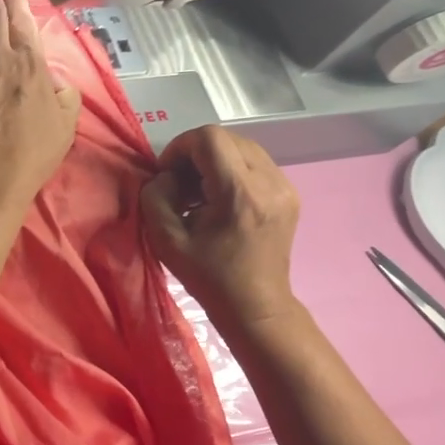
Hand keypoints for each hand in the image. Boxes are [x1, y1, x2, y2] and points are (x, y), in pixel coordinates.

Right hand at [141, 126, 300, 328]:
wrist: (256, 306)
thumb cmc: (209, 276)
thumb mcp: (165, 239)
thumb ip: (156, 197)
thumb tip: (167, 176)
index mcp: (240, 194)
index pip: (209, 138)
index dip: (179, 147)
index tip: (167, 174)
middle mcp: (269, 183)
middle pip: (226, 138)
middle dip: (194, 152)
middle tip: (180, 183)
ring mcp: (284, 186)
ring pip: (241, 146)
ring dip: (212, 159)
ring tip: (199, 191)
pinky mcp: (289, 193)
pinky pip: (254, 162)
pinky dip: (230, 169)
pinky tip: (219, 197)